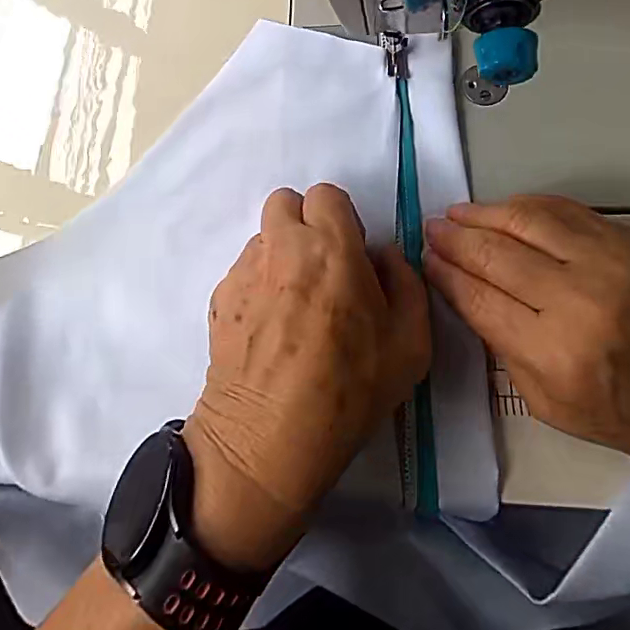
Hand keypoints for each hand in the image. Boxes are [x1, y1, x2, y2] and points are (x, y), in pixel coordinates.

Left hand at [183, 184, 430, 569]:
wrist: (267, 435)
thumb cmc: (348, 391)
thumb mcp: (411, 344)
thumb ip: (405, 281)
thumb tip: (380, 254)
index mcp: (330, 249)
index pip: (327, 194)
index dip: (341, 220)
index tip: (349, 254)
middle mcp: (281, 247)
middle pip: (286, 202)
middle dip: (305, 224)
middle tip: (321, 268)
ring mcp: (243, 269)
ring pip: (263, 238)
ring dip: (280, 254)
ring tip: (293, 305)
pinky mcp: (218, 294)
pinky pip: (244, 271)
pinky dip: (258, 284)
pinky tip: (268, 328)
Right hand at [422, 196, 629, 486]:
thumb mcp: (549, 403)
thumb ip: (502, 347)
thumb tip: (464, 292)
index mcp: (555, 353)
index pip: (477, 297)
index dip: (443, 274)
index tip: (424, 261)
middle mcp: (579, 301)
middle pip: (493, 254)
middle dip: (452, 240)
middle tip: (429, 231)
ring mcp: (608, 264)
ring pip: (523, 220)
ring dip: (480, 214)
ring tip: (454, 215)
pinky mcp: (629, 242)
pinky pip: (561, 210)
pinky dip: (522, 205)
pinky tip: (499, 211)